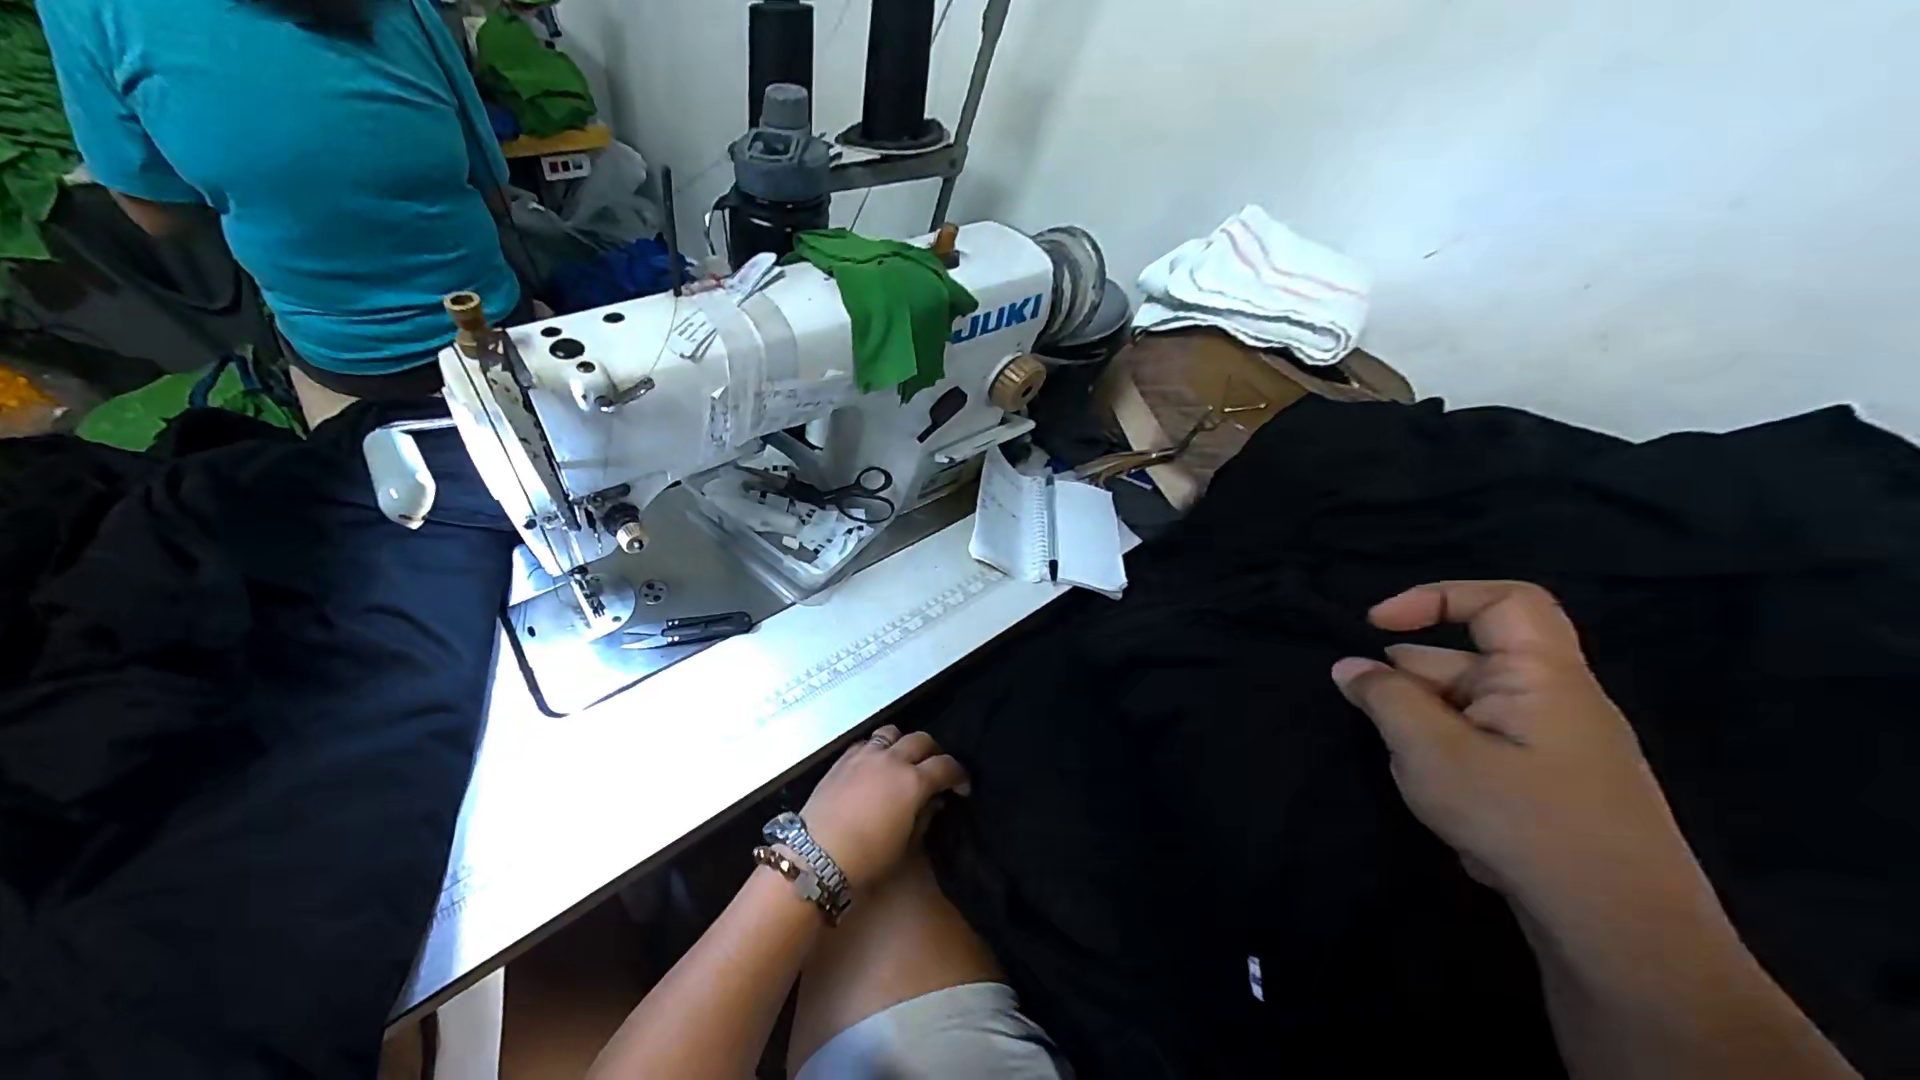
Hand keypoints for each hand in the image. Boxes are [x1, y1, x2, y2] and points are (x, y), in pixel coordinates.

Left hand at [798, 726, 969, 888]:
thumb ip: (924, 816)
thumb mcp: (905, 844)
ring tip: (903, 760)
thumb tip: (933, 801)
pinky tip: (875, 765)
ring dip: (904, 743)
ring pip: (893, 733)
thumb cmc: (867, 857)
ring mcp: (865, 755)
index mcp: (913, 781)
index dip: (959, 775)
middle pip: (922, 740)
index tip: (961, 788)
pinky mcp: (843, 759)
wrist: (815, 855)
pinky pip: (867, 742)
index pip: (946, 766)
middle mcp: (892, 760)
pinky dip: (878, 748)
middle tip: (935, 770)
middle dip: (935, 752)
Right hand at [1330, 581, 1697, 908]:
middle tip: (1374, 715)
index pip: (1503, 600)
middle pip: (1471, 660)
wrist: (1621, 933)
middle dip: (1412, 682)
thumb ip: (1383, 699)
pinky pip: (1486, 744)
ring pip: (1471, 708)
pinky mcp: (1551, 783)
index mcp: (1544, 676)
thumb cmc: (1521, 820)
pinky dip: (1449, 755)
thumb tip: (1349, 666)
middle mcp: (1557, 700)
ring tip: (1411, 768)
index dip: (1437, 597)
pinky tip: (1441, 797)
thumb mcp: (1431, 751)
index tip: (1377, 624)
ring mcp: (1557, 745)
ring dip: (1426, 726)